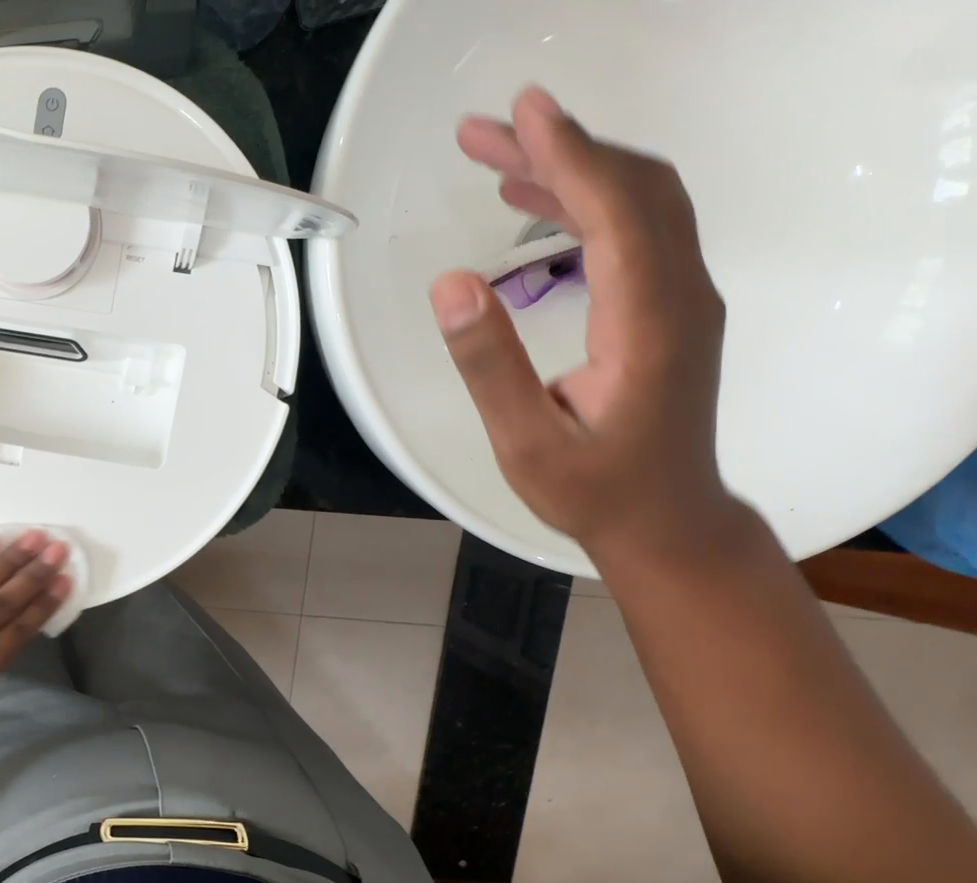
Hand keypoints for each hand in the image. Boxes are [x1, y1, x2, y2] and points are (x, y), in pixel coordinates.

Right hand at [430, 86, 742, 562]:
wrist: (666, 519)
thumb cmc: (593, 489)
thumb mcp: (524, 441)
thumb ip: (488, 364)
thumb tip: (450, 284)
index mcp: (649, 323)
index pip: (617, 212)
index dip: (569, 156)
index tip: (522, 114)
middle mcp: (680, 295)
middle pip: (634, 189)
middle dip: (562, 147)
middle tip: (485, 130)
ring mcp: (682, 297)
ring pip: (638, 202)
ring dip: (572, 167)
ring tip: (497, 155)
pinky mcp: (669, 305)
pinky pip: (636, 228)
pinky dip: (586, 199)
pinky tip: (537, 200)